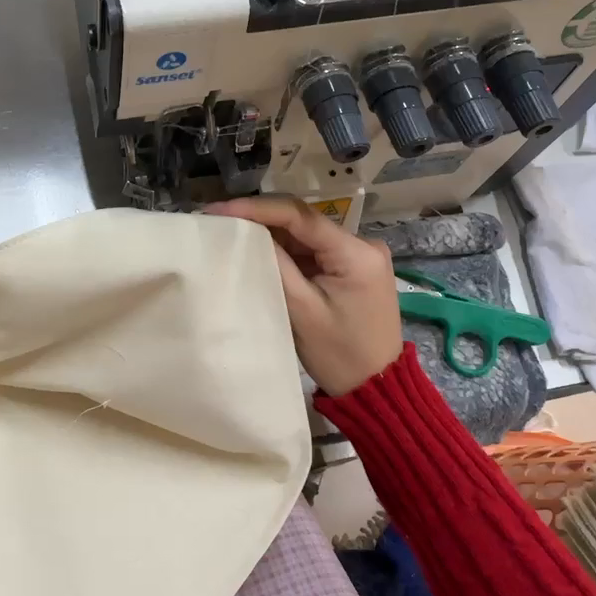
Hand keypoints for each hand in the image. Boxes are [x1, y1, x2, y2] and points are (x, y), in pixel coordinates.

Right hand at [207, 197, 401, 396]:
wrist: (376, 387)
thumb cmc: (339, 354)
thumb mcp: (302, 310)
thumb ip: (276, 264)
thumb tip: (244, 231)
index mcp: (357, 252)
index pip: (301, 215)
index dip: (257, 208)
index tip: (220, 210)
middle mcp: (363, 243)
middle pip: (304, 221)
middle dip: (261, 219)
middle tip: (219, 219)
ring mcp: (359, 254)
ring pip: (306, 234)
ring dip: (271, 234)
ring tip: (230, 231)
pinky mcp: (352, 267)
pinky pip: (313, 250)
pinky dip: (287, 250)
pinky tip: (258, 250)